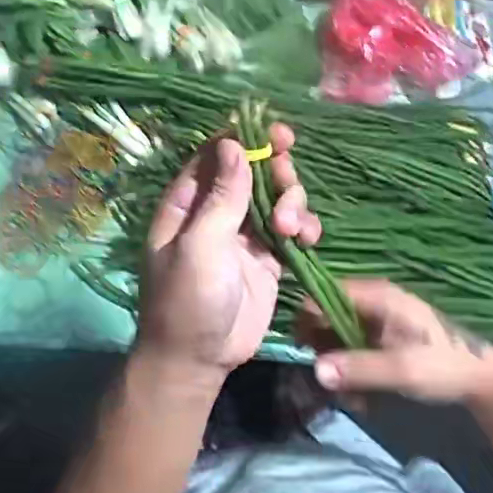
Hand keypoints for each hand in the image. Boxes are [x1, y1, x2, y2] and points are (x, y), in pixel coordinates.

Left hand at [136, 124, 320, 393]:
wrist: (200, 359)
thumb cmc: (187, 300)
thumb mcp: (200, 245)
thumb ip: (221, 197)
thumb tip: (235, 145)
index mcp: (188, 202)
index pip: (216, 155)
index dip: (244, 138)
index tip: (277, 133)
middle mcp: (217, 211)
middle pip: (253, 170)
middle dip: (276, 170)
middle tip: (285, 179)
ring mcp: (245, 234)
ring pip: (277, 197)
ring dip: (291, 201)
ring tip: (289, 227)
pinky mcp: (270, 257)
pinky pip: (293, 228)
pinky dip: (304, 227)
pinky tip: (306, 239)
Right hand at [305, 280, 492, 403]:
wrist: (479, 378)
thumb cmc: (443, 365)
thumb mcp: (402, 369)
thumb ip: (359, 369)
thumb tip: (315, 370)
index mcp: (377, 296)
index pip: (324, 295)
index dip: (308, 320)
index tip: (304, 352)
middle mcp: (373, 302)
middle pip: (326, 319)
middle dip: (325, 354)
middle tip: (332, 386)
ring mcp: (377, 320)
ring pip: (337, 340)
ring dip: (340, 372)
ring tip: (355, 401)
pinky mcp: (381, 339)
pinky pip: (352, 352)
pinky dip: (353, 375)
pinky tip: (365, 400)